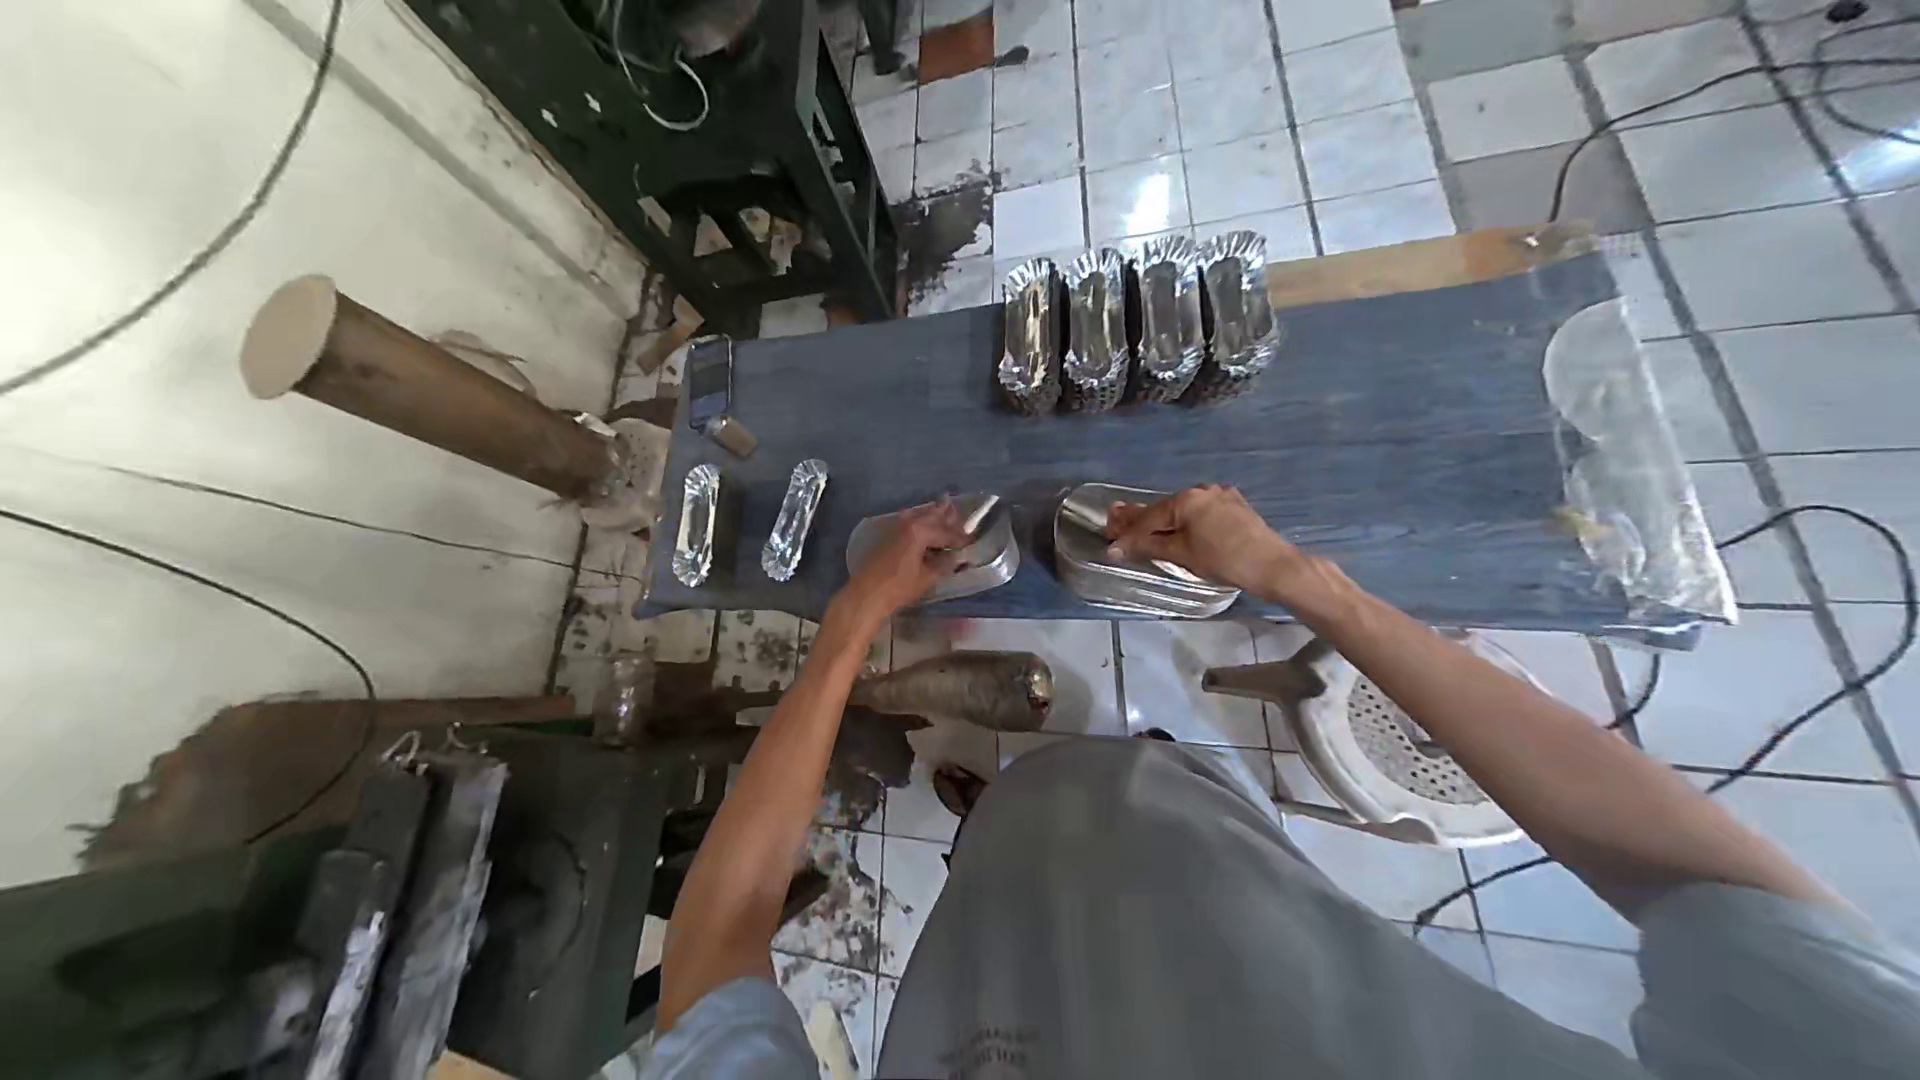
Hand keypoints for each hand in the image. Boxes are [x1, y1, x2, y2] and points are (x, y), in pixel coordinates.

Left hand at [834, 499, 973, 624]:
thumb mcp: (927, 577)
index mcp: (920, 531)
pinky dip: (920, 519)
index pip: (946, 532)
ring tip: (946, 510)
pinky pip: (910, 520)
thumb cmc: (899, 586)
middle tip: (961, 516)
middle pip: (932, 516)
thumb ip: (944, 564)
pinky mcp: (889, 534)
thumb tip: (956, 558)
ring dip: (933, 514)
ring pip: (920, 515)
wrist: (868, 592)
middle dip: (947, 517)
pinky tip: (924, 523)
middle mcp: (909, 523)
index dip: (960, 538)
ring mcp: (897, 527)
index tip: (972, 541)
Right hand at [1105, 485, 1319, 600]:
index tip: (1109, 542)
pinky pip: (1202, 512)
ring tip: (1146, 532)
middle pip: (1165, 509)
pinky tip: (1180, 530)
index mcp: (1186, 498)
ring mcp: (1222, 496)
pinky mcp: (1236, 507)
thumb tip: (1115, 547)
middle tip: (1117, 528)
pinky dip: (1187, 522)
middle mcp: (1203, 490)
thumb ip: (1146, 546)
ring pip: (1184, 510)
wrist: (1273, 566)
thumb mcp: (1180, 554)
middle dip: (1142, 521)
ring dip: (1164, 522)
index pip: (1149, 517)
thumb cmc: (1223, 559)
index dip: (1127, 532)